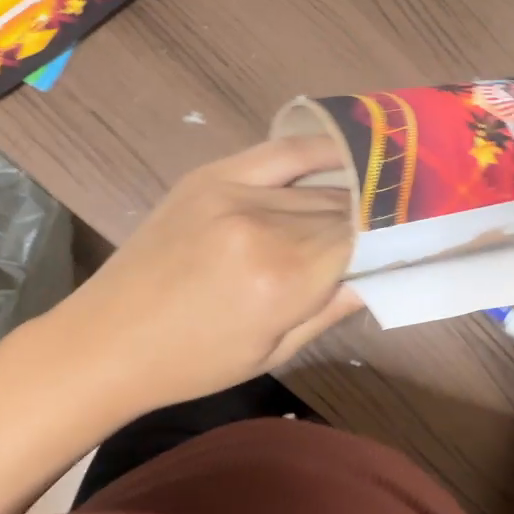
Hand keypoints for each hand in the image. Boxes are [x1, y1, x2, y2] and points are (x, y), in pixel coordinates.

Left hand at [56, 136, 363, 411]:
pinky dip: (315, 150)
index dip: (386, 245)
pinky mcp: (209, 176)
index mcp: (285, 281)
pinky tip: (344, 150)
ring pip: (316, 187)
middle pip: (342, 212)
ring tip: (368, 203)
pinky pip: (278, 151)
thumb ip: (330, 310)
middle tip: (388, 233)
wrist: (108, 340)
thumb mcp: (272, 352)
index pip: (360, 245)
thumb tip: (377, 278)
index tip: (404, 248)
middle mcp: (266, 227)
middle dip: (367, 224)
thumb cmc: (194, 363)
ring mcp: (235, 193)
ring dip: (342, 199)